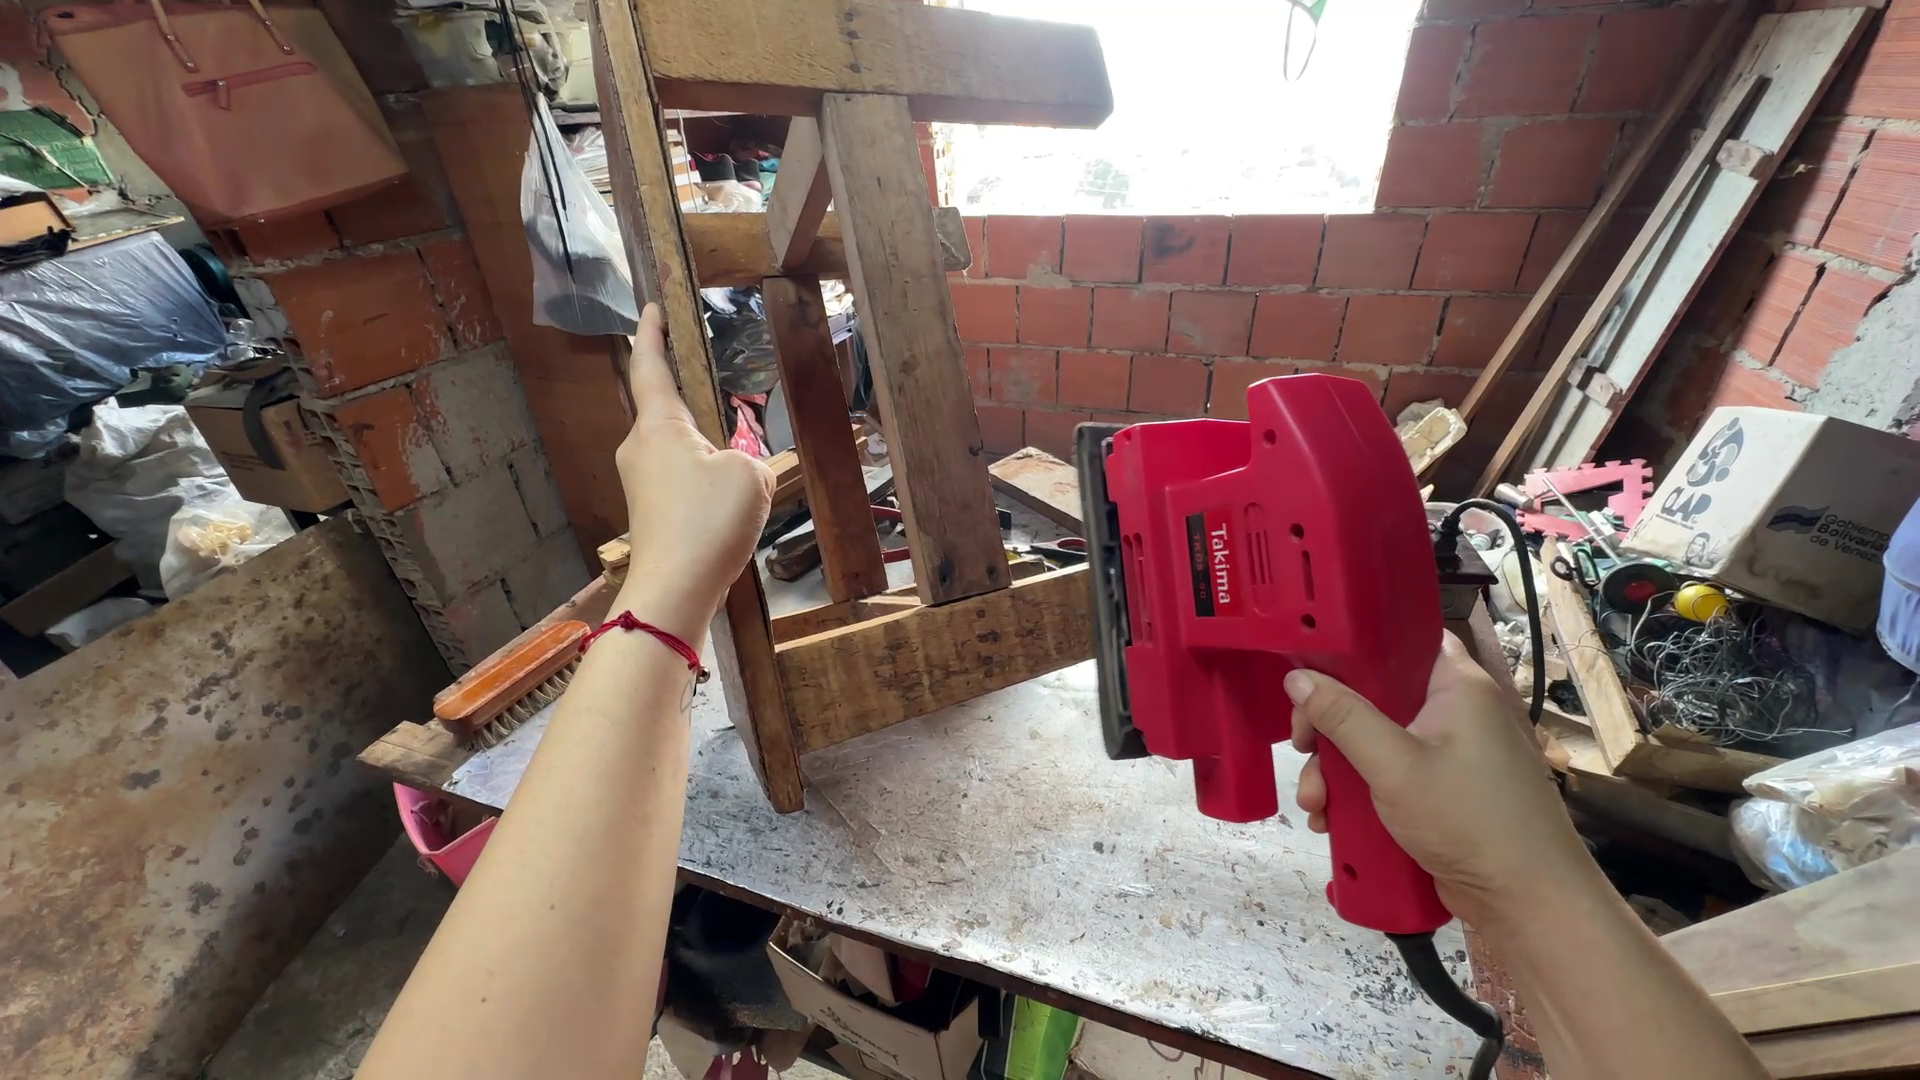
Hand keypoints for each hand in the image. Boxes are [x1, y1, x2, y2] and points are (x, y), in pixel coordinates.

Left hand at [613, 303, 773, 646]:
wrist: (675, 591)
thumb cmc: (708, 522)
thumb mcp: (749, 476)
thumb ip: (749, 457)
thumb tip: (736, 467)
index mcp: (659, 427)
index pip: (651, 367)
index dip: (652, 334)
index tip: (651, 307)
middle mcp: (640, 449)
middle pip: (667, 411)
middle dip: (695, 401)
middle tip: (727, 392)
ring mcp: (642, 483)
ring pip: (678, 449)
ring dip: (705, 447)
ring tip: (741, 458)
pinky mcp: (652, 512)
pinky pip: (681, 478)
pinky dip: (704, 477)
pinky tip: (731, 497)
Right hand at [1287, 632, 1593, 929]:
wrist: (1530, 906)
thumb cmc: (1468, 820)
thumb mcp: (1393, 764)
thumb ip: (1341, 716)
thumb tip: (1295, 677)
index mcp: (1455, 686)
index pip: (1401, 637)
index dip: (1352, 646)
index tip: (1308, 666)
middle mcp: (1451, 710)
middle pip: (1372, 694)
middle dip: (1327, 725)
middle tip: (1302, 747)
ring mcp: (1445, 752)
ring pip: (1371, 738)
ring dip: (1334, 768)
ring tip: (1314, 804)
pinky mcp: (1439, 788)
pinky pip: (1384, 772)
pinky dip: (1355, 790)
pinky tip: (1331, 818)